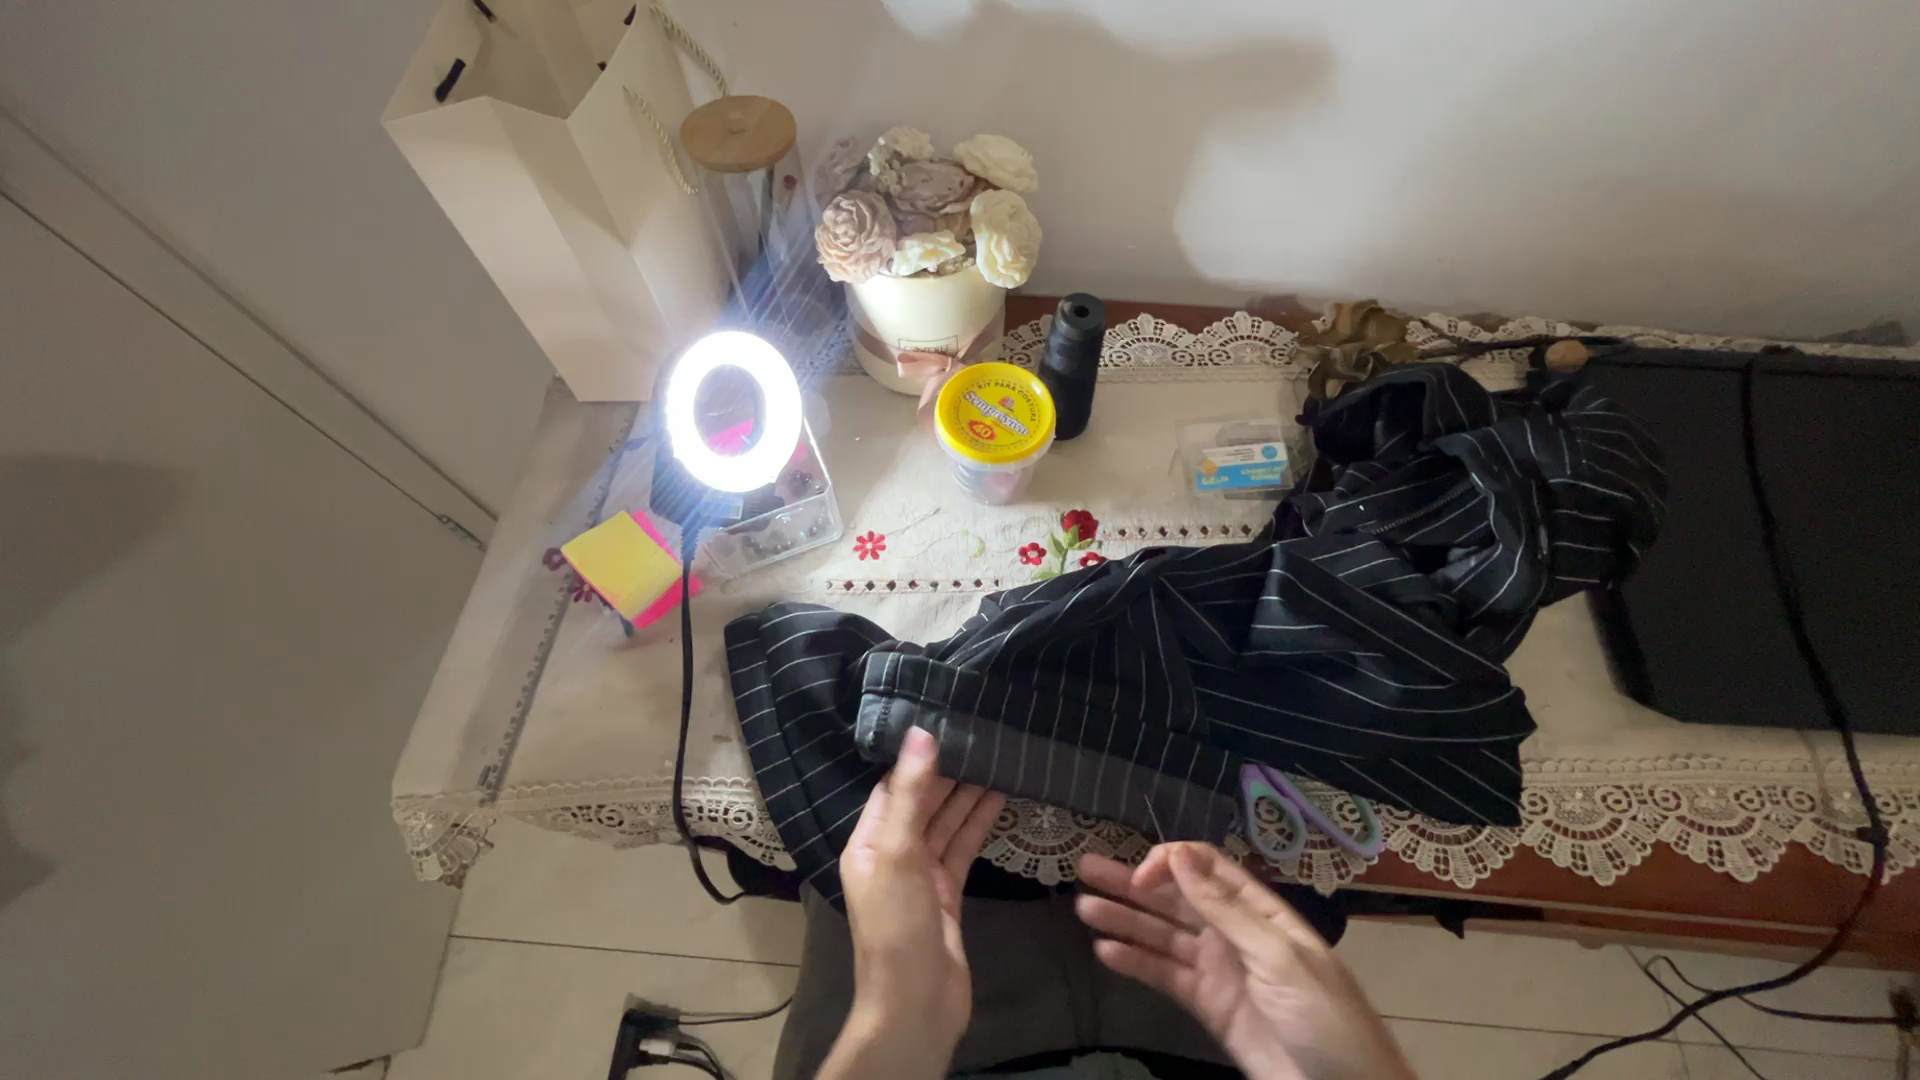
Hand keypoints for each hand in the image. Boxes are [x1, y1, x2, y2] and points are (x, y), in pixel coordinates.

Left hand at [819, 727, 1005, 1079]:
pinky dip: (978, 825)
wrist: (917, 1008)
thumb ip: (912, 794)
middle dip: (947, 774)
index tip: (944, 726)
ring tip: (995, 760)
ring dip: (967, 796)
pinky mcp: (947, 894)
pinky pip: (962, 849)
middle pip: (921, 803)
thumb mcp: (900, 853)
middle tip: (979, 738)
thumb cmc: (898, 927)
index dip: (916, 760)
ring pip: (945, 825)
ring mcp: (921, 875)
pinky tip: (999, 800)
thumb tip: (920, 734)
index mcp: (868, 842)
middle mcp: (892, 854)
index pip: (892, 788)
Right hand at [1076, 843, 1414, 1079]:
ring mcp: (1219, 969)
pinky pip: (1165, 976)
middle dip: (1132, 884)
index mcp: (1257, 911)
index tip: (1139, 876)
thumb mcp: (1279, 957)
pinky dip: (1136, 964)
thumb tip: (1179, 855)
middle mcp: (1232, 932)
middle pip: (1174, 898)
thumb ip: (1225, 908)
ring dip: (1125, 921)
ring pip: (1162, 935)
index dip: (1168, 863)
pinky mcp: (1208, 1006)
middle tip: (1086, 869)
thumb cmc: (1325, 1019)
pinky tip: (1106, 953)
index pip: (1203, 868)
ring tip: (1084, 909)